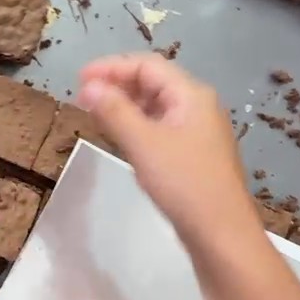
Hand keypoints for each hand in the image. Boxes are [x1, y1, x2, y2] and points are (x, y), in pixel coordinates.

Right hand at [79, 54, 261, 243]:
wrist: (221, 233)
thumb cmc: (184, 182)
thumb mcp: (142, 143)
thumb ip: (113, 111)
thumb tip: (88, 85)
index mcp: (191, 96)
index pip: (147, 65)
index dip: (110, 67)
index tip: (78, 80)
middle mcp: (196, 106)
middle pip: (152, 81)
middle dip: (115, 83)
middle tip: (81, 96)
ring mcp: (195, 130)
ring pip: (154, 104)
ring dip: (122, 103)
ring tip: (93, 112)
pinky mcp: (190, 152)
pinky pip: (157, 125)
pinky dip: (133, 122)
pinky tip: (117, 134)